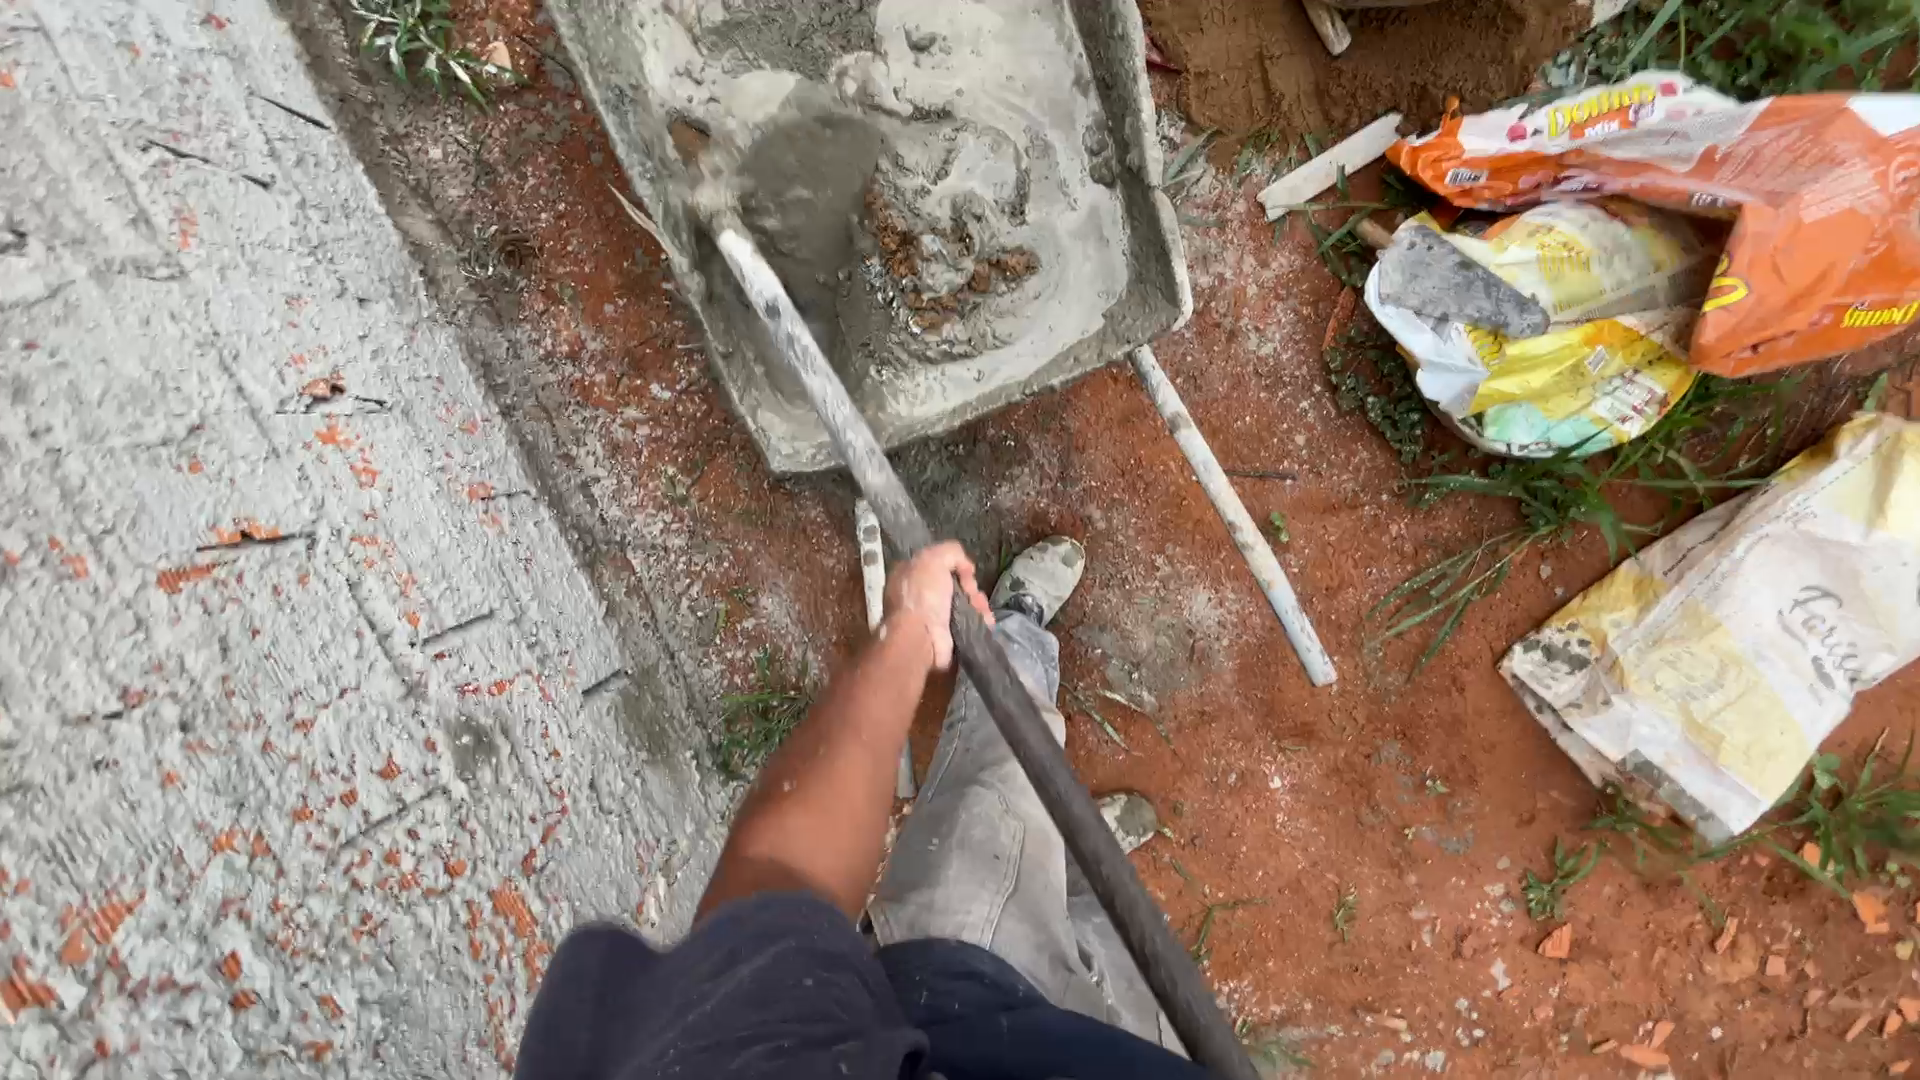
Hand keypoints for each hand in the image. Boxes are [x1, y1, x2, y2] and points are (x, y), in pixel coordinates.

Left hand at [882, 541, 992, 671]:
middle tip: (971, 592)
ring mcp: (932, 616)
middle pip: (954, 583)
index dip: (955, 564)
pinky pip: (968, 620)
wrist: (921, 638)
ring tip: (981, 609)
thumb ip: (951, 552)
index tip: (965, 571)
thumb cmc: (922, 595)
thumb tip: (966, 567)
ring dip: (977, 603)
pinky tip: (985, 620)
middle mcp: (919, 595)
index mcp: (909, 574)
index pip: (938, 563)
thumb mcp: (932, 559)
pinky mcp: (946, 634)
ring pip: (964, 602)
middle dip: (970, 586)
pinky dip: (979, 619)